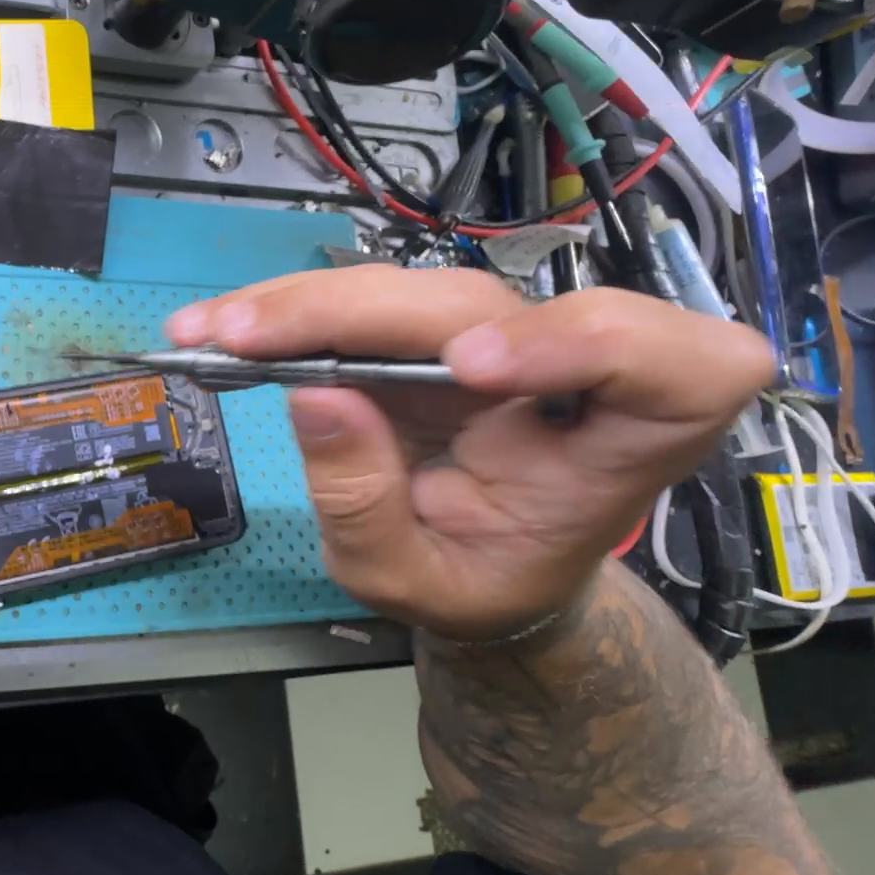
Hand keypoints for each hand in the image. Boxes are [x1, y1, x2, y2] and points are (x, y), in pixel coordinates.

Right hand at [166, 265, 774, 640]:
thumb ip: (362, 504)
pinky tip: (222, 328)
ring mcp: (490, 343)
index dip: (583, 342)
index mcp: (616, 444)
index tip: (469, 368)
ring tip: (208, 332)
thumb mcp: (404, 579)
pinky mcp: (428, 338)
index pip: (666, 363)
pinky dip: (290, 314)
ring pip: (405, 290)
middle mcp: (563, 374)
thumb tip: (314, 395)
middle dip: (351, 314)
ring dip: (299, 305)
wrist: (477, 571)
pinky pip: (365, 305)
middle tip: (242, 337)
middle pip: (474, 304)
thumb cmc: (469, 585)